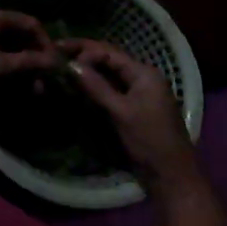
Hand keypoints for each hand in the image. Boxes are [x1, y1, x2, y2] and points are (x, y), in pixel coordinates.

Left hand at [0, 9, 56, 86]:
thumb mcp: (0, 67)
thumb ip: (28, 62)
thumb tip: (55, 62)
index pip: (31, 23)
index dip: (45, 43)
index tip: (54, 64)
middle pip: (21, 33)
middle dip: (34, 55)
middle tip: (43, 78)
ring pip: (11, 43)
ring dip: (23, 62)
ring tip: (31, 85)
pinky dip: (9, 63)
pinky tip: (14, 80)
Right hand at [58, 39, 196, 183]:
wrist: (170, 174)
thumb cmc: (149, 139)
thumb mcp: (120, 112)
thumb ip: (96, 87)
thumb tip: (71, 65)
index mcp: (144, 72)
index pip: (109, 52)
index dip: (84, 50)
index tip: (60, 55)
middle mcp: (142, 77)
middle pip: (109, 59)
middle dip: (84, 54)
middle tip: (56, 50)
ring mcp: (138, 92)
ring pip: (108, 74)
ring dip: (87, 69)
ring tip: (63, 64)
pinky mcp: (133, 106)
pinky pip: (111, 88)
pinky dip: (95, 84)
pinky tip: (78, 84)